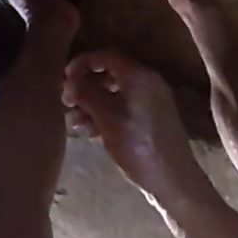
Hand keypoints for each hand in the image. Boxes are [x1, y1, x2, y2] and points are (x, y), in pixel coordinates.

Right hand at [63, 50, 208, 201]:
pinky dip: (105, 115)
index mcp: (139, 76)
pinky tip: (89, 131)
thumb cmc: (138, 145)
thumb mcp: (107, 117)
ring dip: (91, 104)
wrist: (173, 181)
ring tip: (73, 122)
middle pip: (109, 74)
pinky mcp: (151, 120)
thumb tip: (70, 80)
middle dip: (84, 87)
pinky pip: (123, 108)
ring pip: (114, 94)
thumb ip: (86, 93)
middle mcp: (147, 82)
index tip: (64, 77)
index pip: (106, 56)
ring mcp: (151, 102)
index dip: (82, 62)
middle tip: (66, 102)